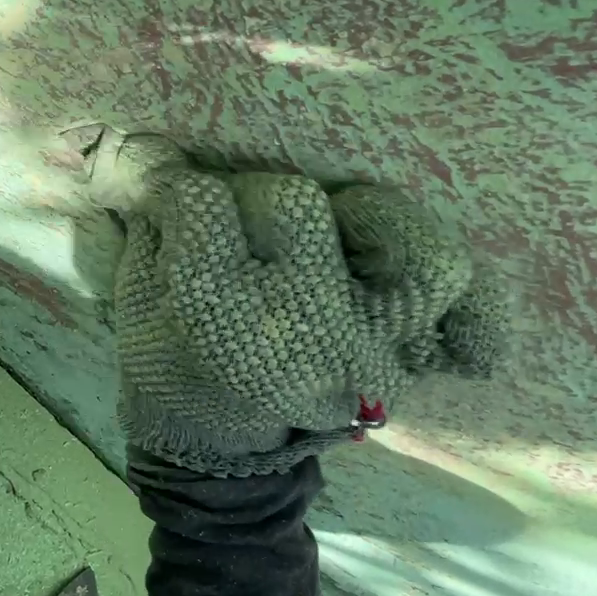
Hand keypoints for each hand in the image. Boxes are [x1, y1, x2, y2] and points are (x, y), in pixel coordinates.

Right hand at [94, 132, 508, 476]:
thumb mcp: (135, 297)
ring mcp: (363, 340)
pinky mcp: (404, 354)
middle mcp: (295, 321)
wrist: (221, 443)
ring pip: (396, 230)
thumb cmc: (166, 364)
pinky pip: (461, 300)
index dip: (181, 193)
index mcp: (211, 311)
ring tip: (327, 230)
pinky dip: (445, 283)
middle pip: (290, 200)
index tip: (175, 205)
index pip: (203, 201)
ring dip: (354, 215)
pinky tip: (399, 273)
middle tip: (236, 222)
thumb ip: (151, 226)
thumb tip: (156, 152)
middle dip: (251, 198)